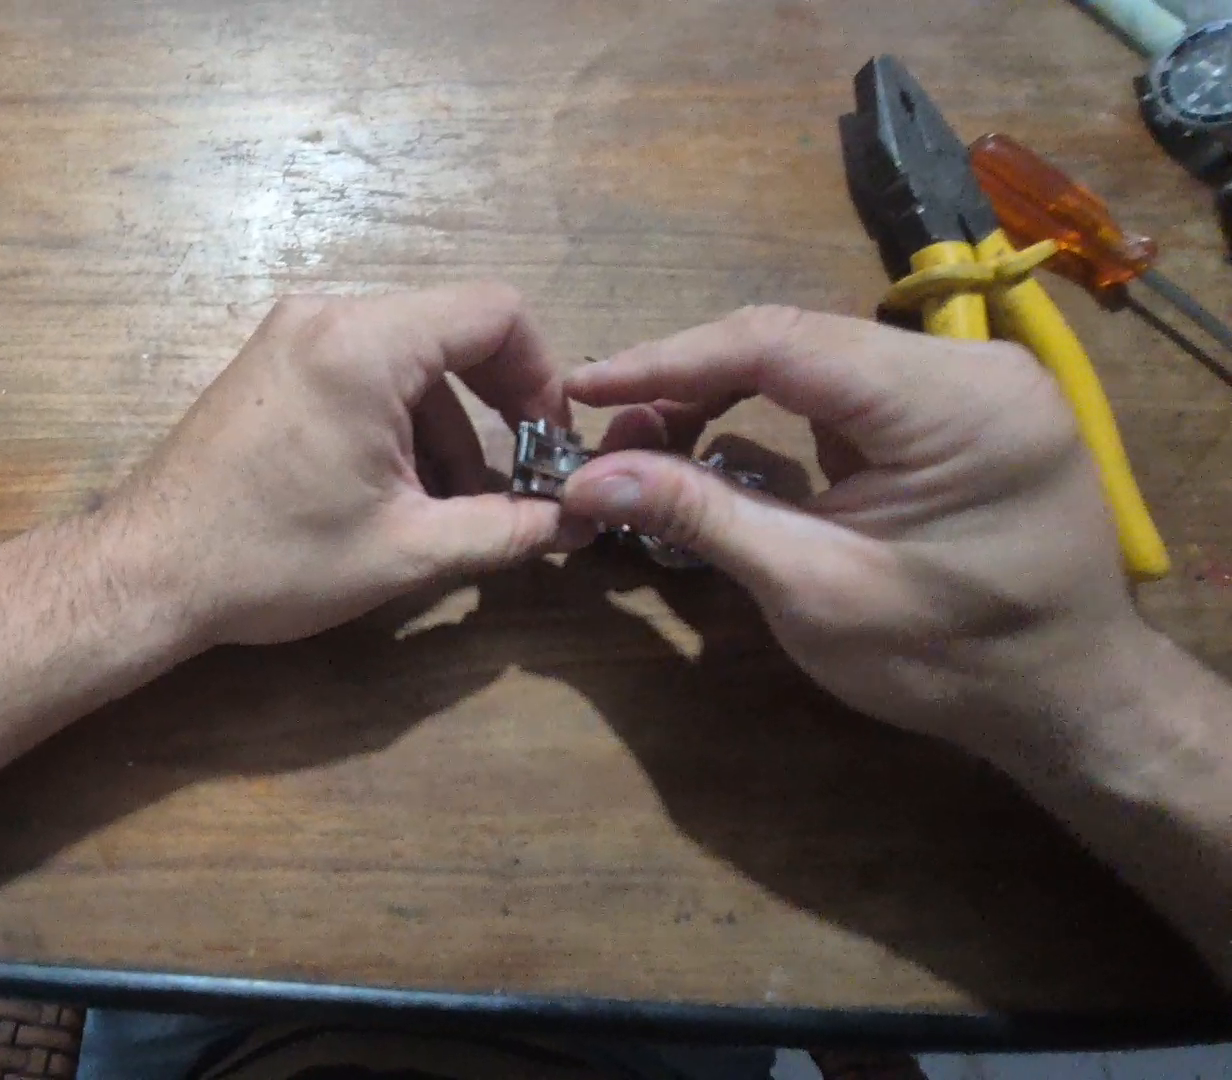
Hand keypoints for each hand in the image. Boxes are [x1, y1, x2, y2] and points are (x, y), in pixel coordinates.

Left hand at [111, 283, 568, 646]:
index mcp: (365, 343)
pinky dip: (389, 425)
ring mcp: (287, 337)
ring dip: (436, 431)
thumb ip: (503, 528)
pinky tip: (386, 492)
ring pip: (401, 364)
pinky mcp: (266, 367)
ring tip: (441, 510)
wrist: (148, 572)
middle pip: (447, 339)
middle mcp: (325, 316)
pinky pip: (355, 376)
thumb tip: (573, 522)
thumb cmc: (274, 560)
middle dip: (486, 415)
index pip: (495, 314)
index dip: (541, 376)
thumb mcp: (404, 550)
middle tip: (504, 486)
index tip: (546, 444)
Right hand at [559, 306, 1142, 765]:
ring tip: (641, 442)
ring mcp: (950, 384)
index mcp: (954, 405)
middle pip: (784, 341)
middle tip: (605, 430)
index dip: (668, 362)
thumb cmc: (948, 658)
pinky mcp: (928, 410)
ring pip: (793, 358)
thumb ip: (698, 516)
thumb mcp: (808, 588)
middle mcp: (962, 368)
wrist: (1060, 699)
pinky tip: (699, 440)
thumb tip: (586, 480)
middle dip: (679, 381)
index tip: (584, 390)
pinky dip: (743, 410)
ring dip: (705, 394)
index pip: (781, 346)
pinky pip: (814, 387)